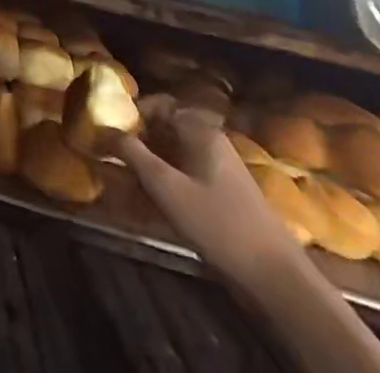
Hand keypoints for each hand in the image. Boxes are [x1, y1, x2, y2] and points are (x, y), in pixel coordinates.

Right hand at [111, 98, 379, 372]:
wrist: (273, 274)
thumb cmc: (216, 222)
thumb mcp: (165, 186)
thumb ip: (133, 153)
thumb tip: (105, 129)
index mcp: (201, 132)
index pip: (160, 105)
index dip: (132, 113)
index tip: (109, 130)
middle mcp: (212, 141)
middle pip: (166, 127)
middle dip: (138, 138)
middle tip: (112, 155)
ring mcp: (220, 166)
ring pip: (174, 150)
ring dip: (149, 160)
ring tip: (126, 178)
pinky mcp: (224, 190)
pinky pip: (186, 170)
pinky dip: (165, 176)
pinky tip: (152, 197)